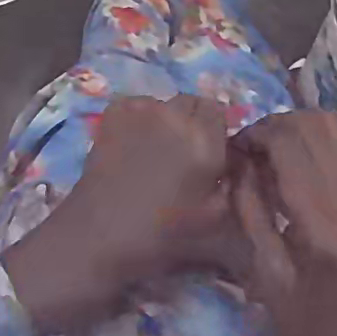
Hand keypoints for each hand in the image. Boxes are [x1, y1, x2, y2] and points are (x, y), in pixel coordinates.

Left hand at [2, 95, 231, 335]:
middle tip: (184, 151)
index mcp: (204, 140)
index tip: (212, 150)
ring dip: (166, 119)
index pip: (220, 110)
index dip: (217, 129)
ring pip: (163, 103)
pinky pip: (137, 105)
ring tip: (155, 150)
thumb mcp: (217, 219)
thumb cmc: (162, 233)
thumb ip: (234, 181)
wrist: (100, 231)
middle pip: (192, 102)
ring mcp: (140, 108)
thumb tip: (236, 159)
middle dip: (194, 121)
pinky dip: (140, 117)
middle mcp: (173, 114)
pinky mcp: (113, 111)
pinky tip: (133, 144)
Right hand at [233, 112, 336, 335]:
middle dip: (271, 125)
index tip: (233, 151)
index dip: (254, 134)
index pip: (288, 143)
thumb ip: (250, 213)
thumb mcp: (266, 277)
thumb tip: (237, 164)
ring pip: (331, 129)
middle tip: (248, 150)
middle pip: (312, 125)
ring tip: (268, 155)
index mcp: (321, 223)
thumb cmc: (314, 330)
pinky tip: (291, 171)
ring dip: (292, 130)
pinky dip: (309, 144)